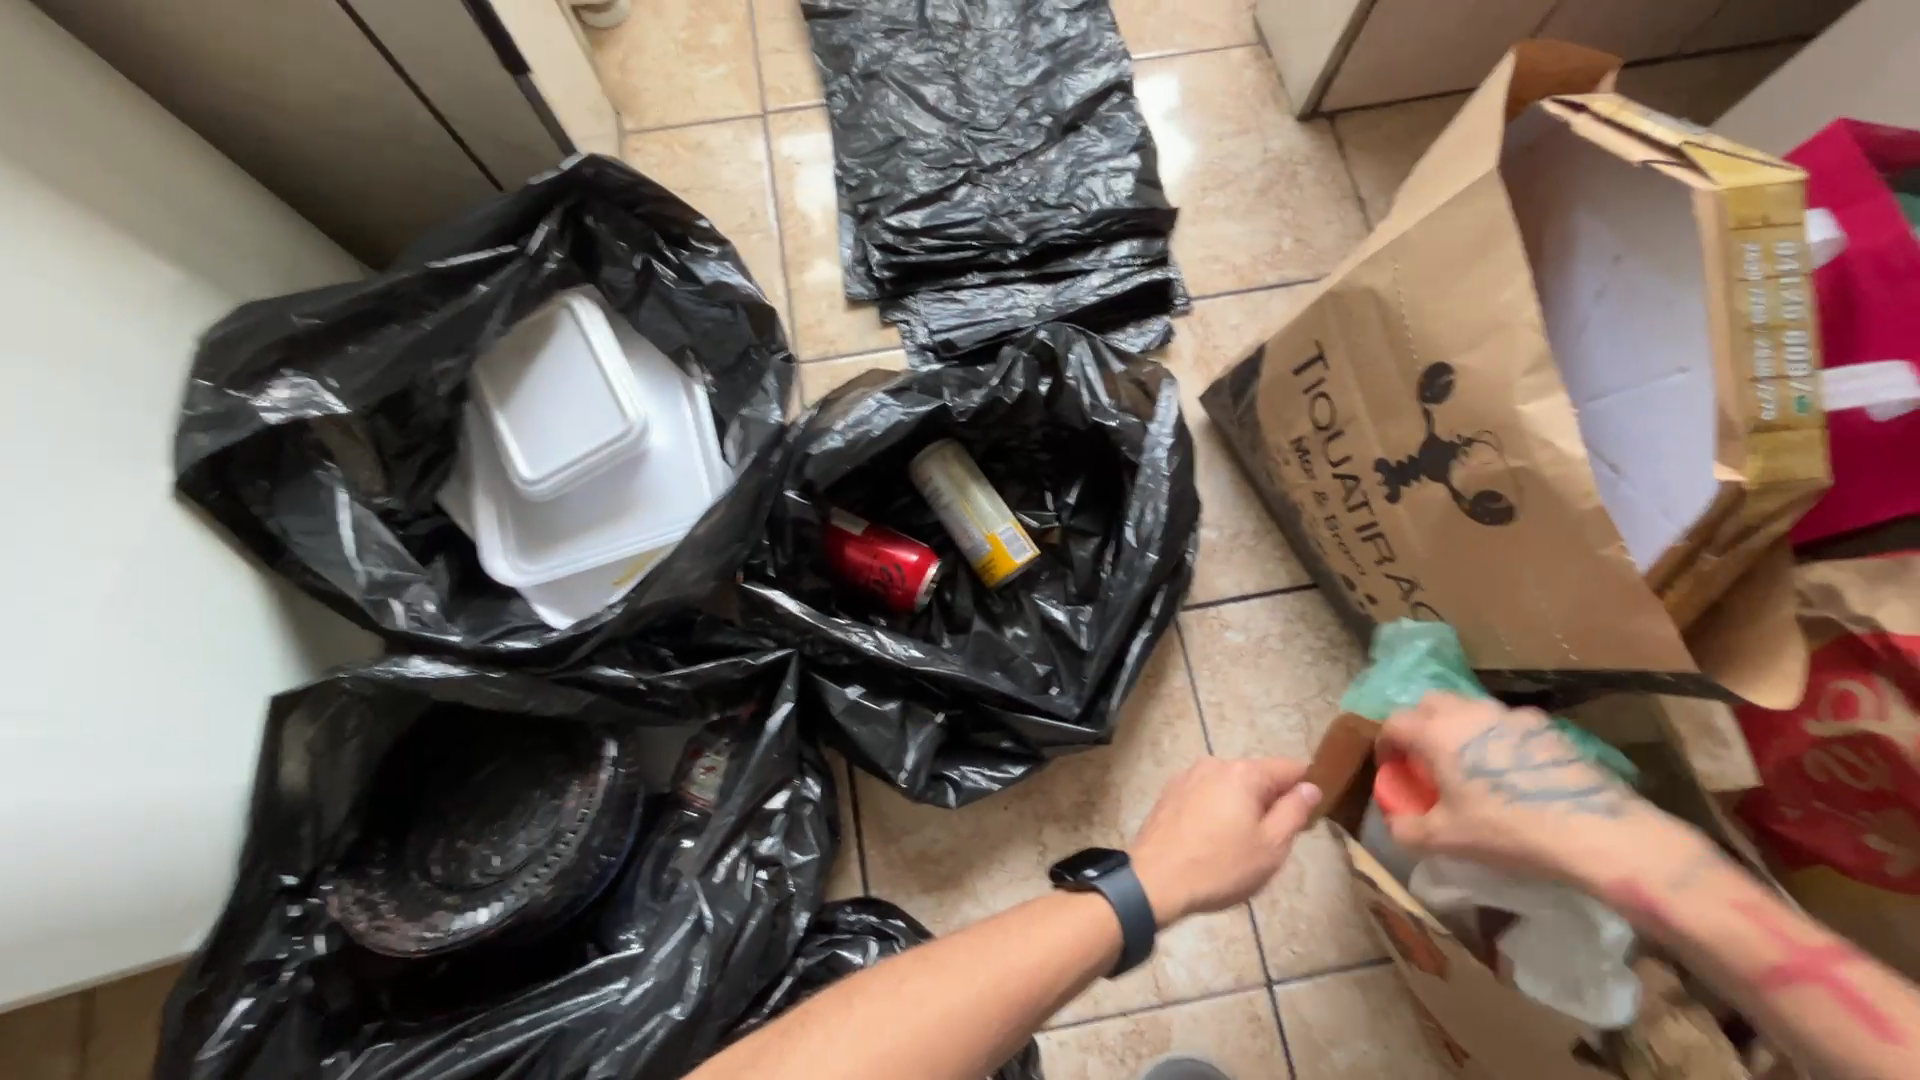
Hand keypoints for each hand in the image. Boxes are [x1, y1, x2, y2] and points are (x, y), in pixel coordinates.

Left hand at [1128, 757, 1321, 927]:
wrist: (1153, 880)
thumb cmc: (1220, 866)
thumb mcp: (1270, 846)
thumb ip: (1294, 811)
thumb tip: (1310, 787)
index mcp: (1243, 773)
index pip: (1289, 768)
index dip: (1307, 787)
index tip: (1313, 812)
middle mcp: (1214, 764)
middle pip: (1257, 776)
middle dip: (1271, 801)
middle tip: (1275, 840)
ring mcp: (1187, 777)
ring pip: (1229, 786)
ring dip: (1242, 807)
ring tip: (1242, 845)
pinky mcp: (1169, 793)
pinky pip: (1206, 795)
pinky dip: (1217, 810)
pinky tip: (1213, 840)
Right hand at [1376, 692, 1694, 890]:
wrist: (1599, 834)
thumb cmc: (1508, 831)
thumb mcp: (1446, 840)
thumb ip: (1406, 829)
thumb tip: (1393, 822)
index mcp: (1436, 732)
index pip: (1393, 723)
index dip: (1385, 745)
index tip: (1392, 769)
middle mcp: (1469, 713)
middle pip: (1429, 703)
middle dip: (1418, 725)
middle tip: (1425, 759)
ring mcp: (1512, 716)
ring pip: (1470, 709)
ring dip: (1458, 729)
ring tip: (1469, 766)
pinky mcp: (1548, 729)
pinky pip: (1507, 725)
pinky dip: (1496, 739)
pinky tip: (1511, 774)